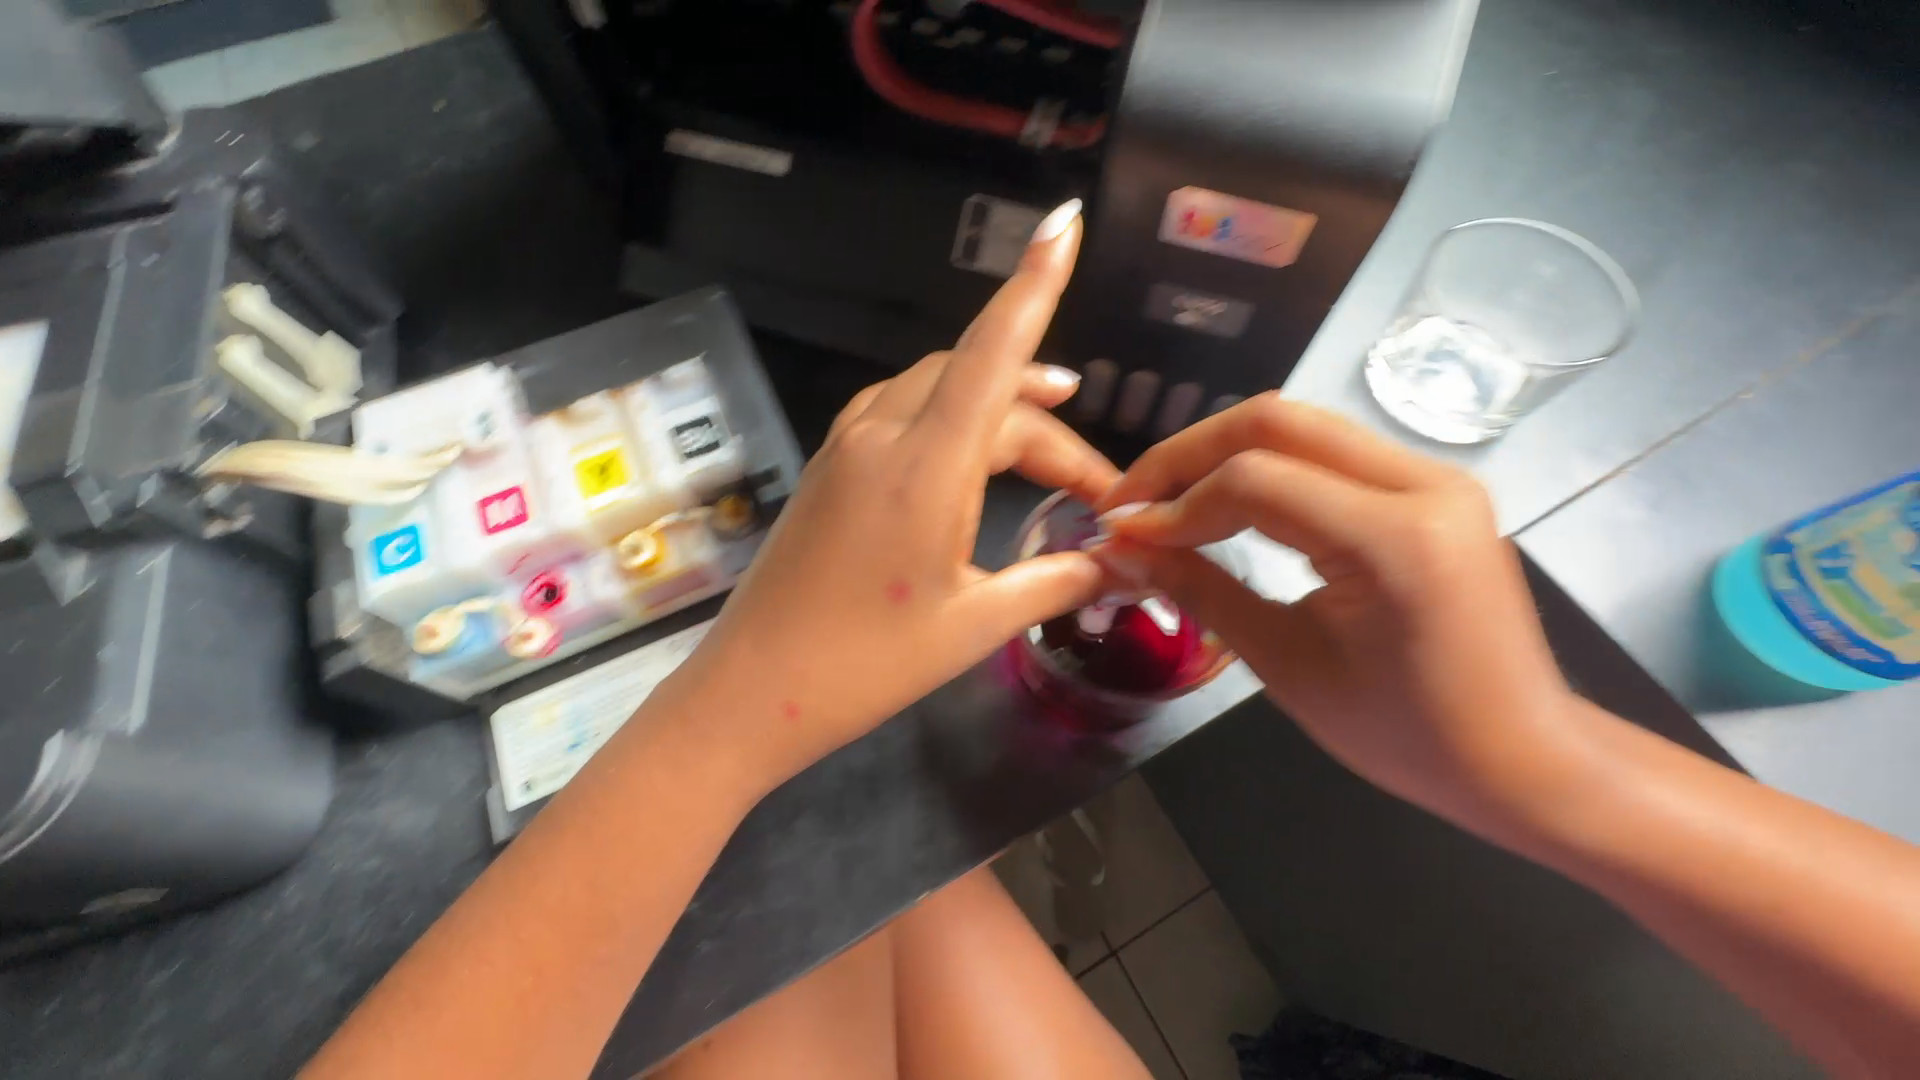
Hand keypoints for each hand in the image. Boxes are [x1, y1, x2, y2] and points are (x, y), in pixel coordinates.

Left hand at [663, 201, 1120, 785]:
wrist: (752, 691)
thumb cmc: (868, 664)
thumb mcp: (975, 624)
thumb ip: (1052, 580)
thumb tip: (1112, 561)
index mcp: (925, 465)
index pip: (994, 354)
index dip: (1035, 284)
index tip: (1066, 221)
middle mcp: (882, 434)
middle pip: (981, 385)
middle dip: (1045, 419)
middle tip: (1093, 486)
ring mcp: (847, 446)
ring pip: (937, 391)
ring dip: (996, 406)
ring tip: (1046, 436)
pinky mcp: (829, 467)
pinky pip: (900, 412)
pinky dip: (949, 417)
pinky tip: (968, 452)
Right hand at [1092, 397, 1585, 834]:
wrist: (1524, 759)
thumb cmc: (1405, 735)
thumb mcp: (1286, 666)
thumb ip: (1200, 591)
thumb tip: (1121, 551)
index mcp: (1394, 538)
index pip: (1254, 480)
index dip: (1173, 503)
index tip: (1120, 535)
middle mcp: (1423, 483)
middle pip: (1275, 421)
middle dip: (1186, 455)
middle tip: (1132, 502)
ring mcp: (1433, 476)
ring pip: (1299, 426)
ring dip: (1219, 455)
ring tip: (1165, 503)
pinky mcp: (1429, 486)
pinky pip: (1325, 452)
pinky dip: (1260, 468)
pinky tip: (1223, 504)